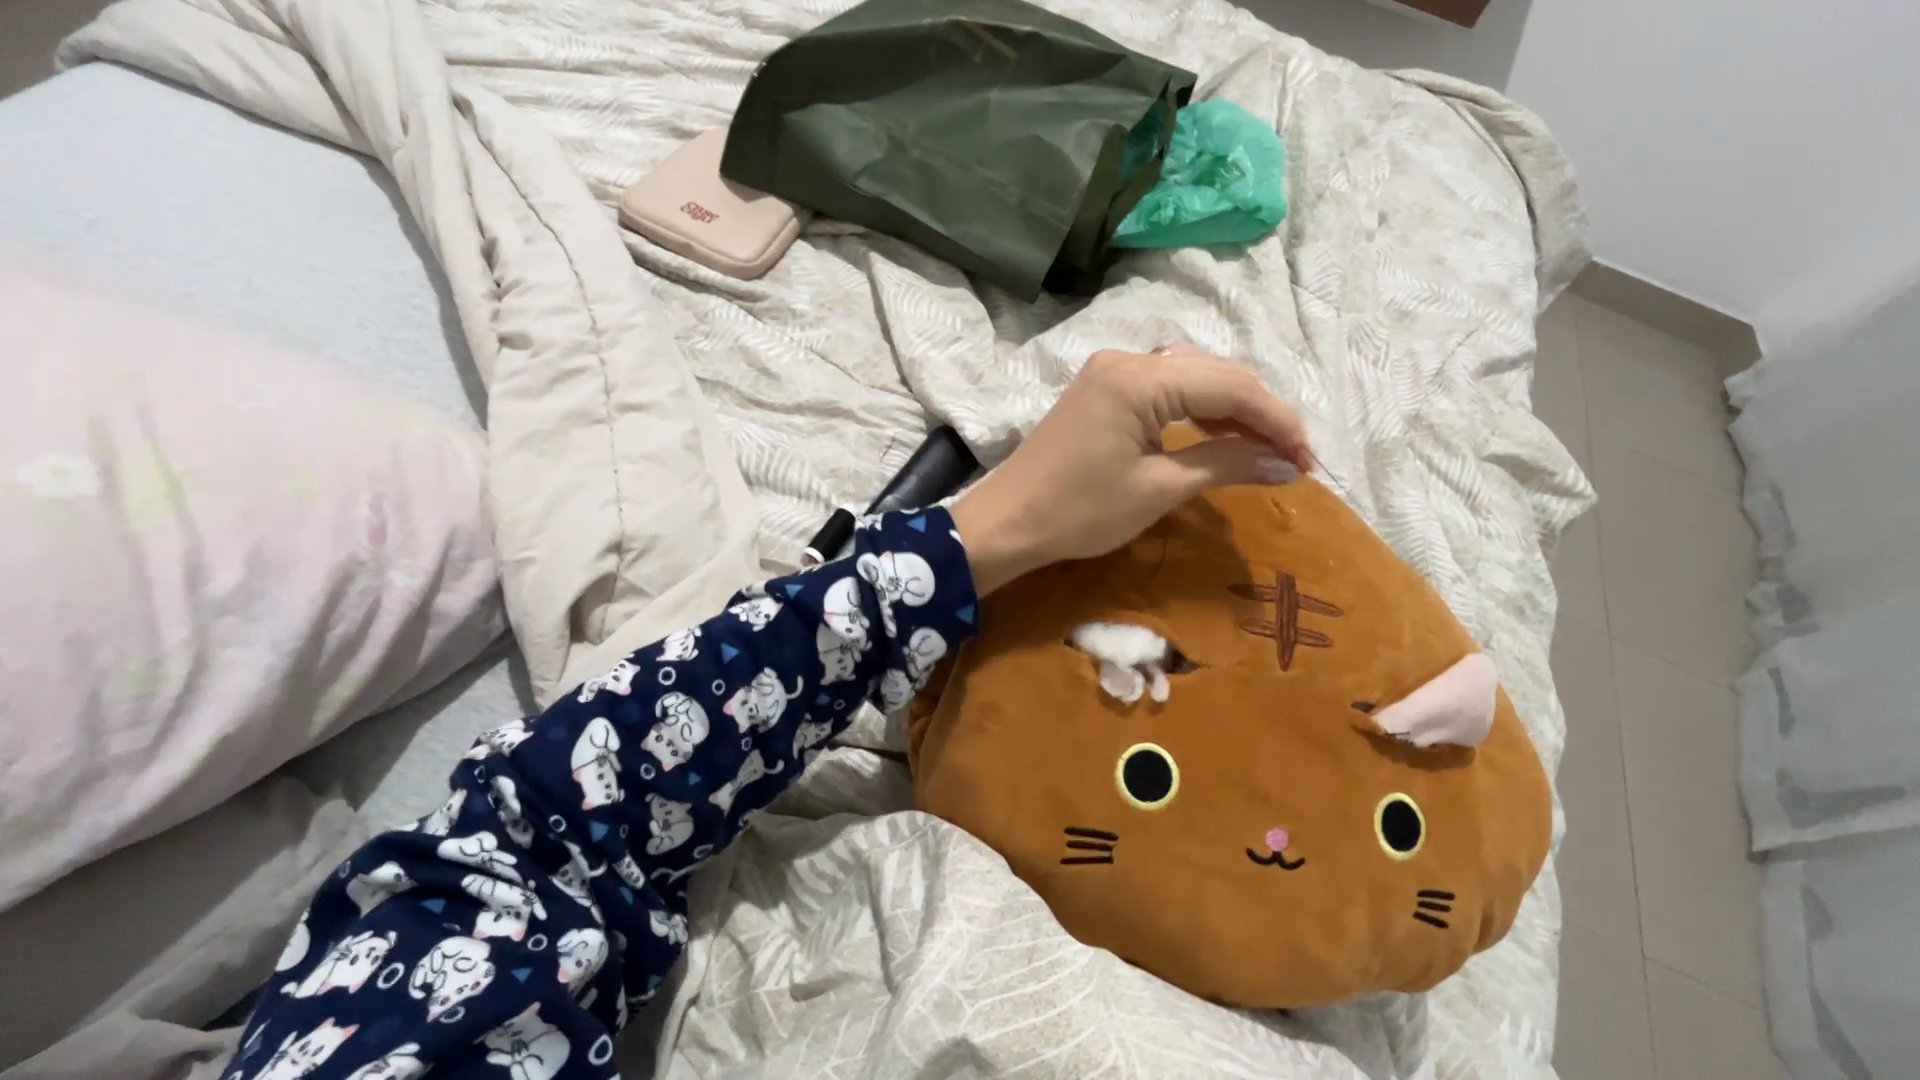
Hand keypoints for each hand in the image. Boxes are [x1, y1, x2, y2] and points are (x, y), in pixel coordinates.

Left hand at [952, 346, 1311, 594]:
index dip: (1277, 422)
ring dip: (1231, 410)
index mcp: (1140, 378)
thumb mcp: (1159, 489)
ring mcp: (1110, 371)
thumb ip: (1227, 465)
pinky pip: (1164, 388)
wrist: (1008, 523)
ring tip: (1264, 451)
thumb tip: (1288, 464)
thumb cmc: (1080, 512)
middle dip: (1259, 413)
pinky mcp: (1101, 389)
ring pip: (1191, 376)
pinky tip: (1219, 436)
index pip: (1230, 387)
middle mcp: (1127, 359)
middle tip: (1293, 459)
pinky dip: (1197, 410)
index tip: (1308, 461)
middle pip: (1214, 373)